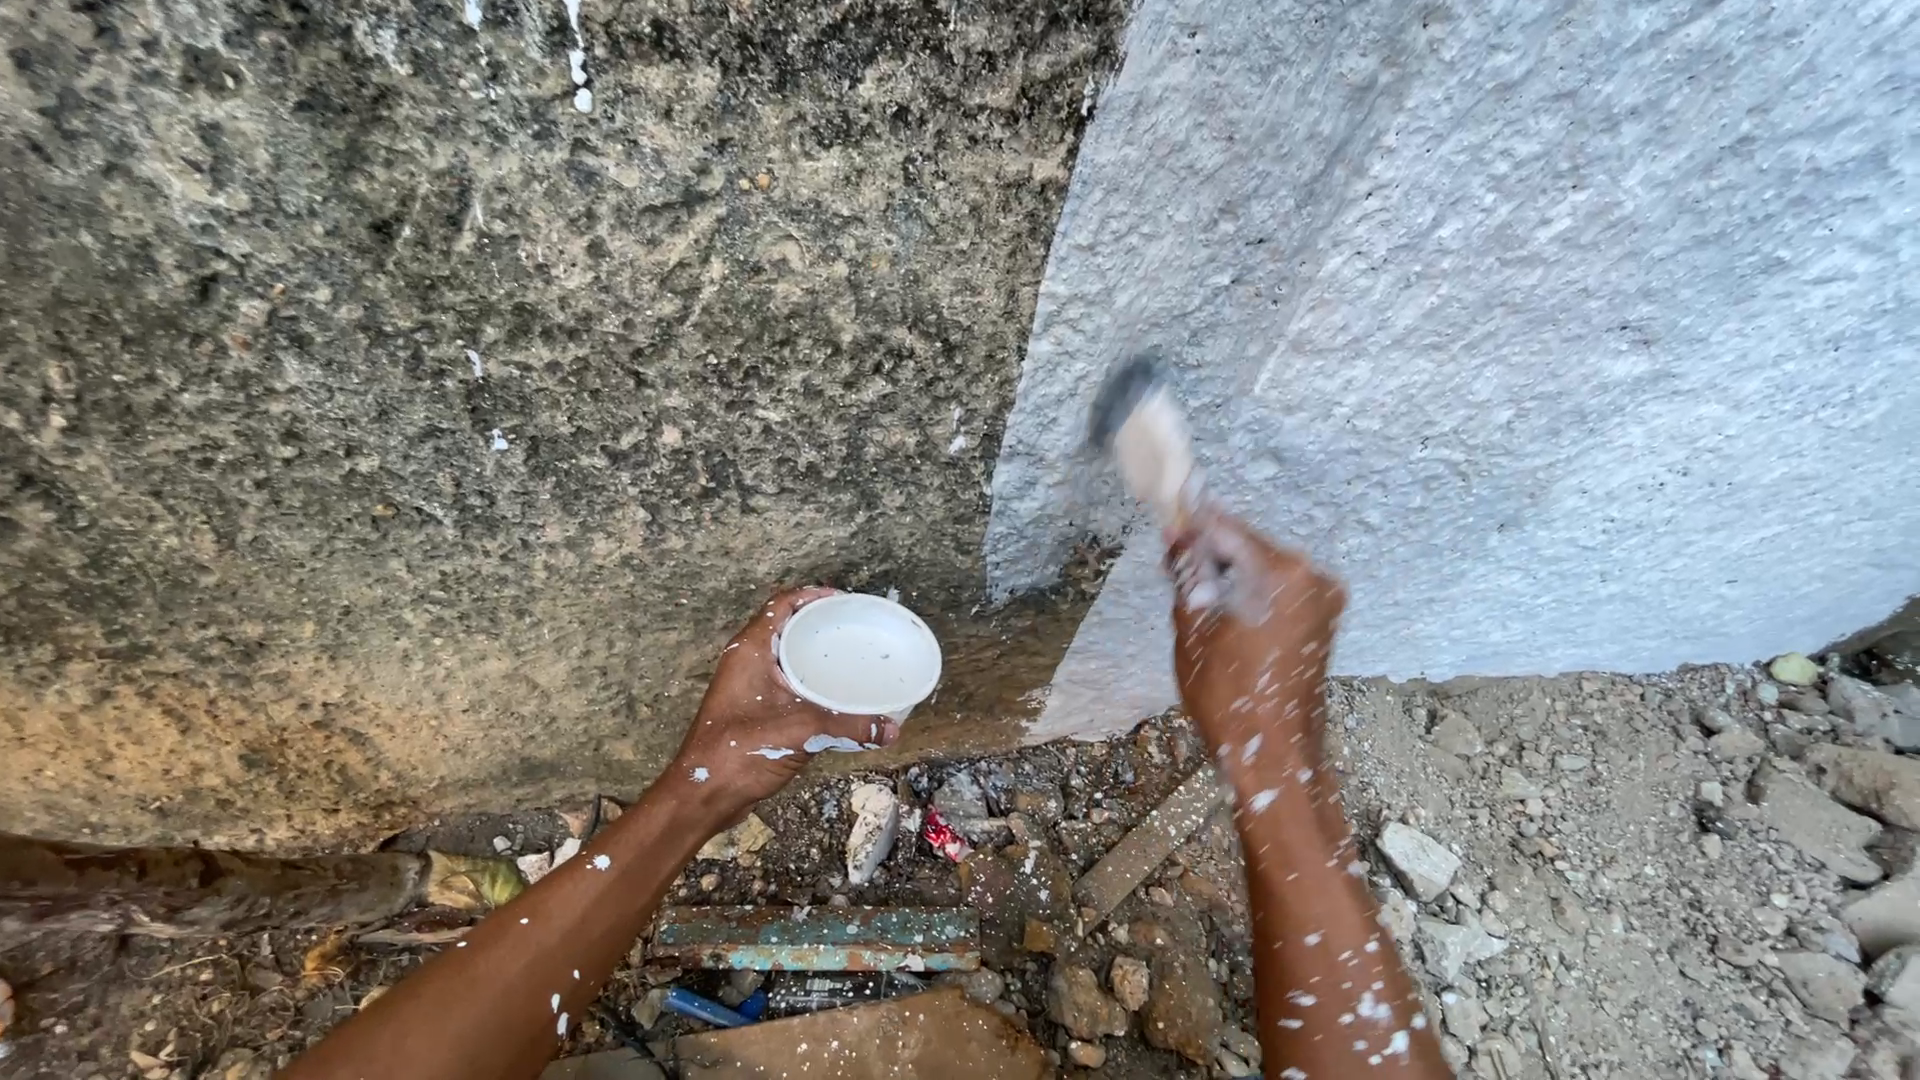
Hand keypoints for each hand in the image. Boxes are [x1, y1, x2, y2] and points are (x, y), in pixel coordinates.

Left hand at [666, 587, 897, 826]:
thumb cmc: (739, 753)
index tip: (843, 600)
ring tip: (848, 656)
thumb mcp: (801, 731)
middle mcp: (746, 661)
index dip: (812, 595)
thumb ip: (849, 727)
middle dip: (817, 622)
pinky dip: (808, 679)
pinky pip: (785, 681)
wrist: (702, 796)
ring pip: (785, 655)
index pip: (781, 604)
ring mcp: (747, 686)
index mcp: (751, 650)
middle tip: (852, 627)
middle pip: (785, 625)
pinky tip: (832, 694)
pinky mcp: (751, 709)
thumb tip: (890, 728)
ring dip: (812, 652)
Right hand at [1167, 510, 1344, 779]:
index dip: (1191, 524)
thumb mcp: (1192, 628)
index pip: (1225, 529)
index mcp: (1280, 573)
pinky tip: (1222, 606)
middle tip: (1172, 566)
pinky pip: (1279, 587)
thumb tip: (1178, 534)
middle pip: (1247, 545)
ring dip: (1228, 571)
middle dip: (1209, 551)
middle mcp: (1311, 575)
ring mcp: (1324, 596)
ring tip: (1192, 591)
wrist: (1274, 752)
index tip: (1166, 516)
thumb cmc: (1227, 693)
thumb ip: (1188, 573)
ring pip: (1262, 565)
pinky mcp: (1324, 616)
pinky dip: (1250, 589)